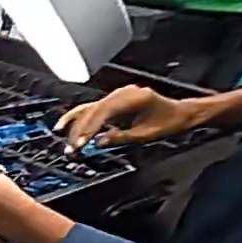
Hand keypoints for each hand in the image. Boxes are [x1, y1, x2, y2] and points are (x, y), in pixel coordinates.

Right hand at [56, 86, 204, 149]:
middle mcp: (123, 94)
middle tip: (71, 149)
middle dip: (79, 130)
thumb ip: (121, 138)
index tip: (79, 144)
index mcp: (134, 98)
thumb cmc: (167, 123)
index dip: (89, 129)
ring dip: (75, 125)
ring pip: (89, 109)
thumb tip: (98, 142)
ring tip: (63, 139)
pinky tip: (63, 125)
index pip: (104, 112)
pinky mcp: (112, 102)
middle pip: (93, 111)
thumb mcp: (146, 135)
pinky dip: (77, 118)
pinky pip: (91, 109)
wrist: (178, 114)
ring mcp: (116, 96)